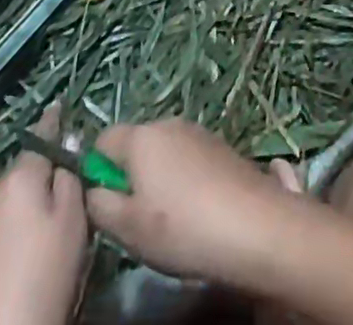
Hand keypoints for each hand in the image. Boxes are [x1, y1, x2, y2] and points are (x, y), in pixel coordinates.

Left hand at [0, 106, 88, 324]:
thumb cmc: (41, 275)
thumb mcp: (72, 224)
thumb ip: (71, 180)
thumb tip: (68, 145)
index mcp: (17, 178)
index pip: (40, 138)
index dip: (52, 122)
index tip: (59, 104)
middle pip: (23, 173)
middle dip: (43, 176)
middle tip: (69, 193)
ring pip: (8, 200)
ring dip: (26, 205)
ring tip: (48, 230)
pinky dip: (11, 230)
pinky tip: (22, 255)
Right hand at [83, 119, 299, 286]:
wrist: (257, 226)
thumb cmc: (183, 227)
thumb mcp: (127, 228)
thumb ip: (99, 205)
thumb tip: (95, 191)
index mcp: (141, 137)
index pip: (103, 140)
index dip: (99, 170)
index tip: (111, 202)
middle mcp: (169, 124)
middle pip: (136, 145)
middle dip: (133, 175)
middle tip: (142, 217)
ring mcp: (200, 133)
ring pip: (166, 153)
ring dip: (162, 179)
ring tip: (175, 220)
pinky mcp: (224, 148)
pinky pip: (192, 160)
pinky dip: (189, 181)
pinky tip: (202, 212)